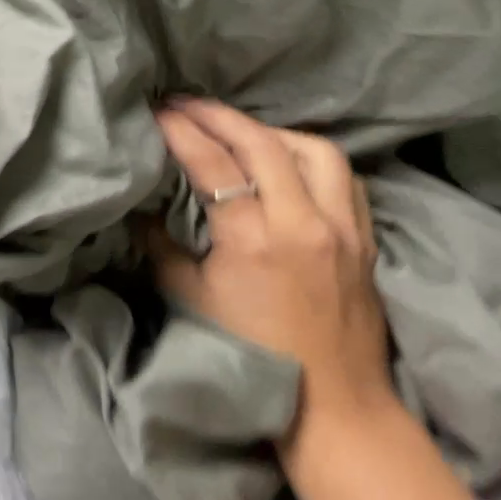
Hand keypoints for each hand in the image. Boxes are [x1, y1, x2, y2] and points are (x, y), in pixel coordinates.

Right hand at [147, 99, 393, 436]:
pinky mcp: (364, 238)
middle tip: (181, 103)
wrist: (330, 396)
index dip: (179, 130)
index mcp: (255, 238)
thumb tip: (136, 200)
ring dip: (266, 130)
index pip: (214, 163)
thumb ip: (158, 237)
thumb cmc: (244, 345)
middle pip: (263, 144)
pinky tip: (278, 157)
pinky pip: (341, 177)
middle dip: (217, 116)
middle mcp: (306, 224)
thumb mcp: (184, 289)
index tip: (152, 111)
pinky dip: (304, 156)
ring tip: (230, 127)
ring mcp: (344, 229)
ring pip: (313, 151)